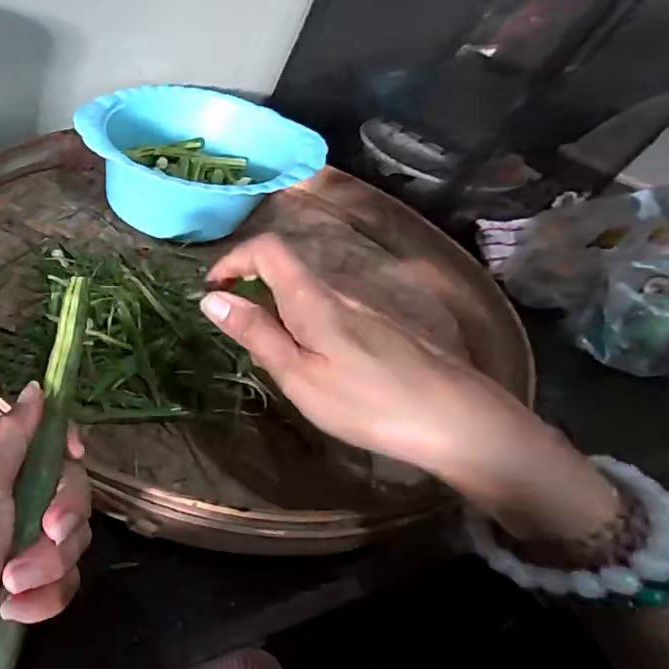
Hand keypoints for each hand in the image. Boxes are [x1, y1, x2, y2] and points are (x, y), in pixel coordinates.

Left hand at [0, 381, 91, 668]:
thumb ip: (12, 433)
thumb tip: (34, 387)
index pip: (51, 441)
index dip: (69, 446)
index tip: (75, 458)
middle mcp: (15, 502)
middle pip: (75, 493)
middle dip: (63, 519)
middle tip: (44, 534)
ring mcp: (25, 548)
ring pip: (74, 544)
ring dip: (46, 568)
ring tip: (12, 586)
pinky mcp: (33, 589)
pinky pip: (65, 585)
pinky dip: (41, 599)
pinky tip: (13, 612)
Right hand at [199, 234, 616, 542]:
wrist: (457, 421)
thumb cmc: (367, 402)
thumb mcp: (298, 374)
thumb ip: (256, 333)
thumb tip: (211, 298)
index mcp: (313, 298)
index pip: (267, 248)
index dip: (233, 259)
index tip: (211, 291)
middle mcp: (339, 293)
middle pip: (286, 272)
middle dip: (250, 292)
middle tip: (238, 340)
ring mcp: (365, 310)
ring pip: (307, 297)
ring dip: (277, 315)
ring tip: (277, 365)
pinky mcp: (382, 330)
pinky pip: (329, 315)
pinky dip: (304, 329)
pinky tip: (319, 372)